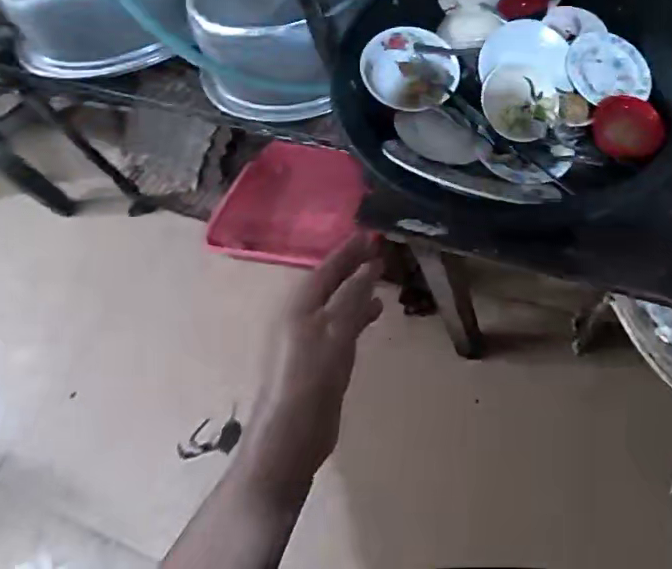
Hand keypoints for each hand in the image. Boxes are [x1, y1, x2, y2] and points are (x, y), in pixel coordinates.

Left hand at [249, 232, 384, 481]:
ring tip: (382, 275)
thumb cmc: (310, 378)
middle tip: (378, 247)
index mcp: (299, 306)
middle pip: (331, 282)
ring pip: (337, 302)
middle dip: (353, 265)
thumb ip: (354, 295)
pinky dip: (359, 312)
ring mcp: (309, 340)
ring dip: (358, 287)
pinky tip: (375, 312)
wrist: (289, 438)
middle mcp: (301, 318)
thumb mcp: (335, 330)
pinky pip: (342, 323)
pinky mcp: (319, 361)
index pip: (328, 267)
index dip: (349, 250)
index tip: (370, 231)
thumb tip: (372, 264)